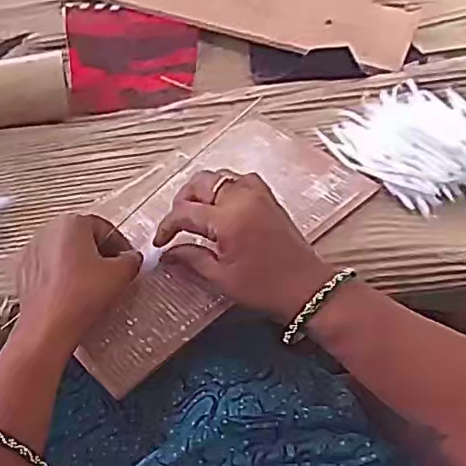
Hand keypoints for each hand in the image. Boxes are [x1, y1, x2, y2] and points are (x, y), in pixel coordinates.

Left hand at [13, 214, 142, 353]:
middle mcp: (47, 232)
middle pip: (80, 238)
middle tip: (112, 273)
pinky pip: (48, 270)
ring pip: (62, 254)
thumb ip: (131, 260)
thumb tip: (131, 259)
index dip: (120, 245)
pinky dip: (60, 278)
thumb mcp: (119, 275)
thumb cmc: (79, 297)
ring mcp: (31, 252)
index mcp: (71, 223)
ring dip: (78, 266)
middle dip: (98, 254)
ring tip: (91, 287)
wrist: (47, 327)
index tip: (127, 260)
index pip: (103, 228)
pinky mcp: (22, 272)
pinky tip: (70, 295)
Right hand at [154, 170, 338, 321]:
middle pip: (200, 184)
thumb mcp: (220, 277)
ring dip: (202, 192)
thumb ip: (191, 259)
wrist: (305, 288)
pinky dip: (225, 187)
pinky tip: (220, 206)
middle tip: (175, 225)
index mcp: (229, 220)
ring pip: (219, 177)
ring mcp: (258, 195)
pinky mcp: (268, 199)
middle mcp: (243, 199)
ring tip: (195, 215)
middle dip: (182, 202)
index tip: (161, 242)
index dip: (167, 227)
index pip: (185, 212)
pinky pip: (240, 180)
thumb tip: (168, 253)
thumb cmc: (265, 287)